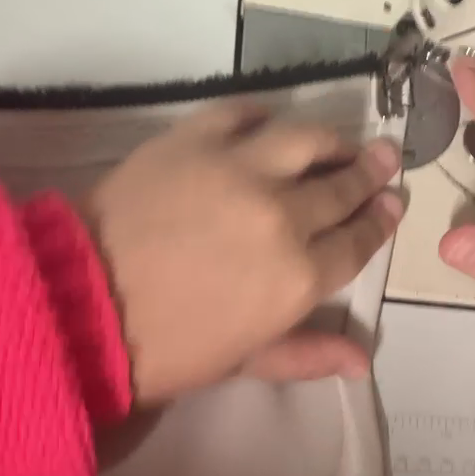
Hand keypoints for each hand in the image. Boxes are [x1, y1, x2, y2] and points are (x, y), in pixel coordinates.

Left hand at [83, 103, 401, 403]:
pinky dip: (263, 115)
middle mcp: (283, 215)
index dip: (380, 220)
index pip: (357, 241)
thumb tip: (364, 360)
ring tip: (341, 138)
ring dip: (333, 138)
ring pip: (306, 139)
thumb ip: (306, 354)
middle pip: (342, 186)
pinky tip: (271, 121)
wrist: (81, 304)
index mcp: (299, 277)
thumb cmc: (165, 348)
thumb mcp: (242, 362)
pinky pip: (242, 113)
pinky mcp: (195, 138)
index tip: (393, 202)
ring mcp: (239, 169)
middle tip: (385, 158)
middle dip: (371, 173)